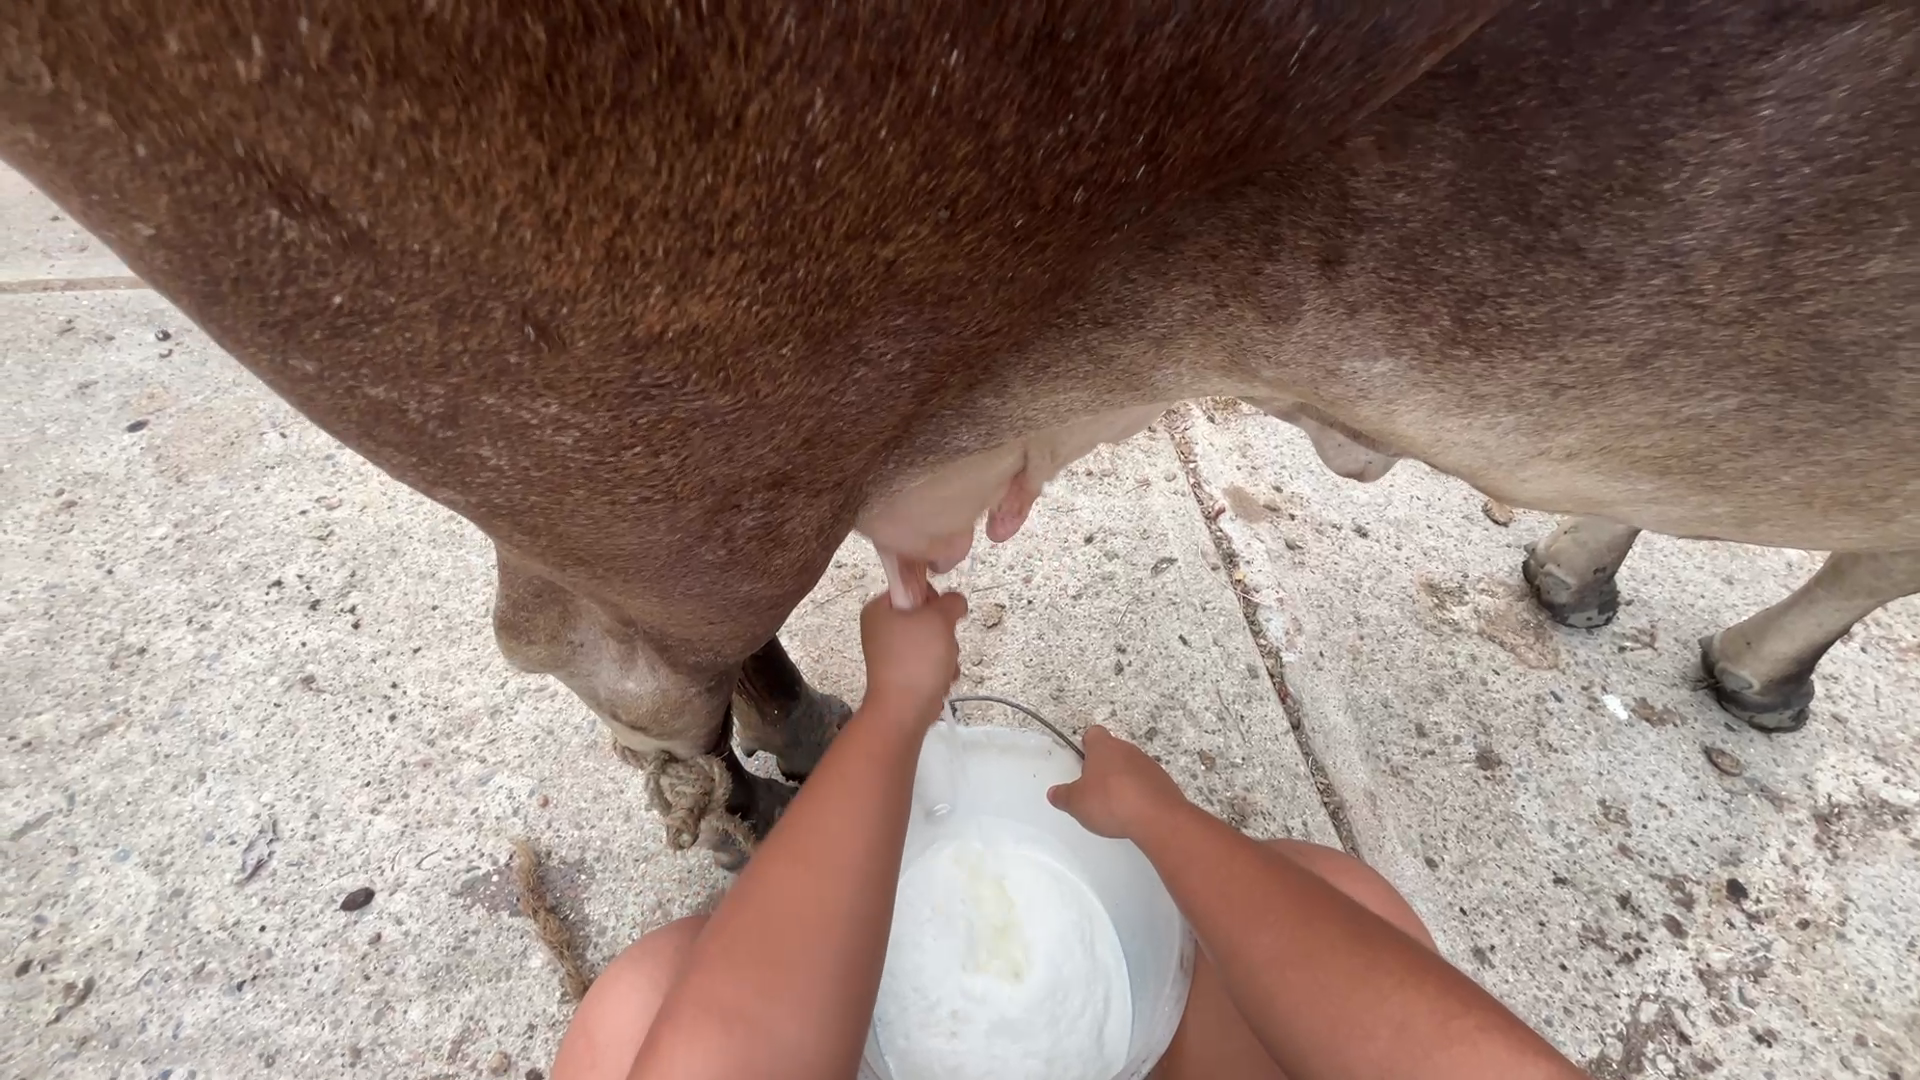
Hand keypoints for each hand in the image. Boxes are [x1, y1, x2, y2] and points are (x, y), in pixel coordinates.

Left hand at [859, 589, 966, 723]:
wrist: (904, 710)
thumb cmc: (916, 659)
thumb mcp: (939, 619)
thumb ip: (951, 602)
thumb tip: (955, 602)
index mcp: (879, 609)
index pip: (913, 588)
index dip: (933, 599)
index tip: (940, 615)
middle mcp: (881, 629)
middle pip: (925, 617)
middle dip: (943, 633)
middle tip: (943, 643)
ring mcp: (890, 654)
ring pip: (932, 641)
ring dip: (946, 653)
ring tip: (943, 666)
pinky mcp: (901, 673)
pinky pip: (928, 662)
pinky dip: (939, 670)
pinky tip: (941, 679)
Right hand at [1047, 725, 1188, 838]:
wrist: (1157, 818)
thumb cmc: (1113, 802)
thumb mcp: (1077, 803)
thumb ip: (1063, 796)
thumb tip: (1055, 794)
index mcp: (1103, 747)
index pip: (1093, 733)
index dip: (1086, 744)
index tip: (1082, 756)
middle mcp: (1127, 750)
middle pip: (1113, 749)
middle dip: (1104, 765)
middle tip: (1094, 785)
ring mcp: (1148, 765)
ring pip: (1131, 766)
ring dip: (1123, 779)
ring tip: (1114, 802)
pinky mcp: (1163, 782)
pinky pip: (1147, 782)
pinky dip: (1139, 792)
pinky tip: (1132, 811)